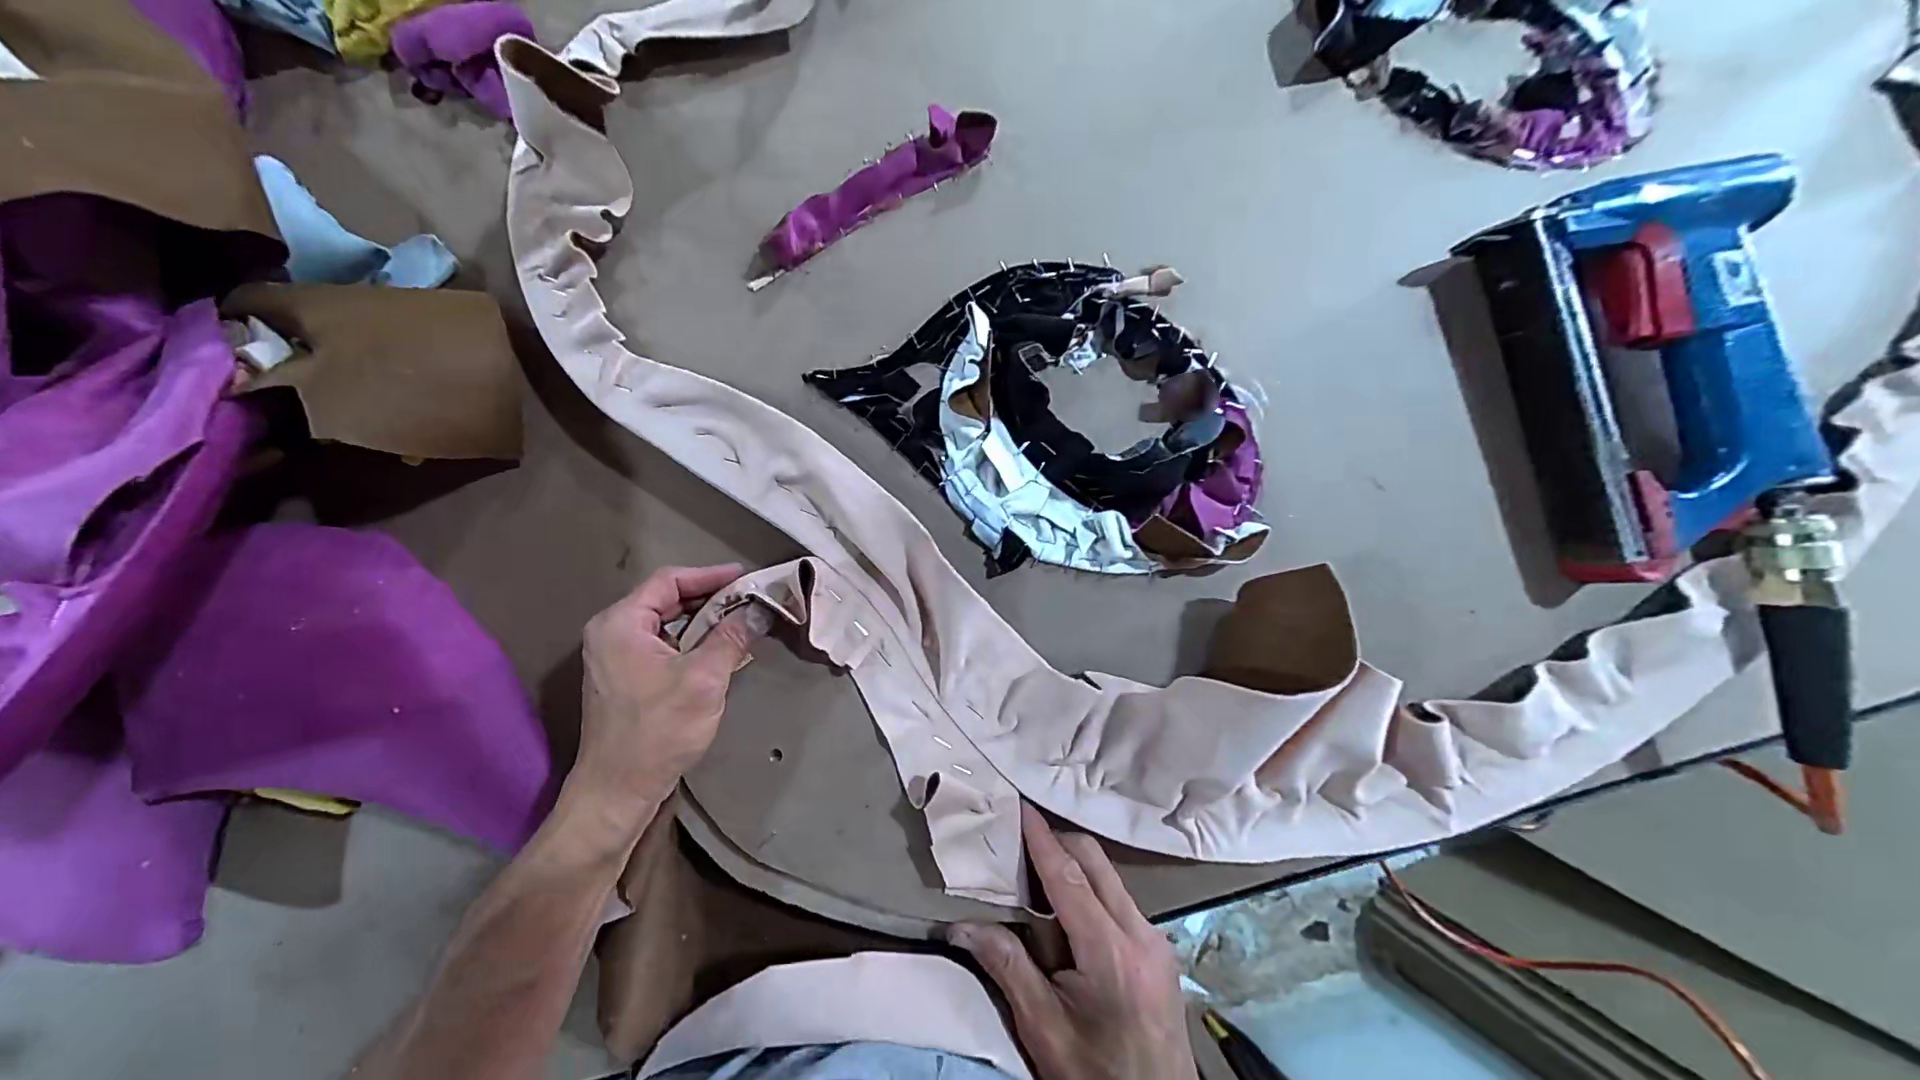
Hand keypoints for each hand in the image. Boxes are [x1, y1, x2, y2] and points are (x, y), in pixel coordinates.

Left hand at [575, 564, 772, 816]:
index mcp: (621, 623)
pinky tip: (724, 650)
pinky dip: (694, 643)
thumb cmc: (657, 730)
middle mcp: (613, 633)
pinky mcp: (627, 678)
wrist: (619, 789)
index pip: (669, 581)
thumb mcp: (703, 679)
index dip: (710, 576)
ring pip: (668, 624)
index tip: (746, 578)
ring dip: (706, 622)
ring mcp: (617, 657)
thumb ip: (732, 638)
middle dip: (712, 599)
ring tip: (744, 622)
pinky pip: (665, 646)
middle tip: (750, 600)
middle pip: (668, 600)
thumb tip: (760, 611)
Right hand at [948, 804, 1197, 1079]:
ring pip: (1111, 877)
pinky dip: (1092, 888)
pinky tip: (1068, 909)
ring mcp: (1157, 940)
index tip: (1021, 808)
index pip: (1069, 878)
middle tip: (1021, 841)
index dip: (1042, 840)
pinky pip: (1121, 898)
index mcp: (1111, 953)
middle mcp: (1142, 934)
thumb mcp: (1044, 1029)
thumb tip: (962, 925)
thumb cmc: (1095, 1074)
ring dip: (1075, 866)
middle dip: (1059, 843)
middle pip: (1096, 863)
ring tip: (1037, 875)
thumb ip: (1007, 968)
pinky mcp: (1161, 949)